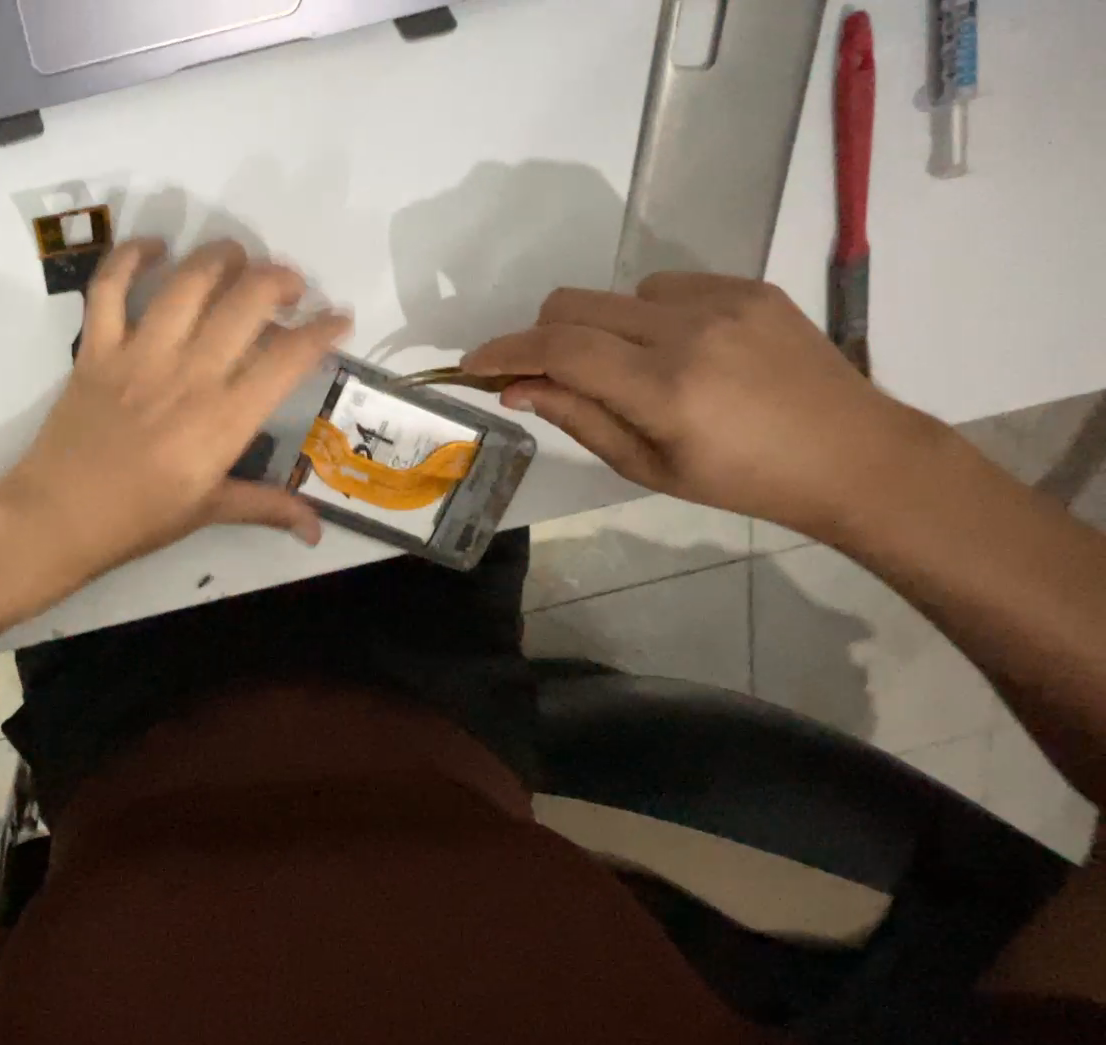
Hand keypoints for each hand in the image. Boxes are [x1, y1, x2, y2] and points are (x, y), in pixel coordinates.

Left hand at [0, 238, 352, 575]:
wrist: (59, 517)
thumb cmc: (138, 520)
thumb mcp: (209, 512)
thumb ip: (266, 506)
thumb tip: (318, 531)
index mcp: (225, 419)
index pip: (289, 358)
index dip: (323, 330)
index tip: (338, 319)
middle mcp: (190, 374)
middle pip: (247, 302)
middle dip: (280, 281)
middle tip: (289, 287)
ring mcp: (140, 355)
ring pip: (189, 282)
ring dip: (221, 257)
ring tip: (237, 258)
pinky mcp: (96, 348)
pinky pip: (111, 287)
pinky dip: (130, 256)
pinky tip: (154, 246)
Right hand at [462, 272, 944, 533]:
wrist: (851, 454)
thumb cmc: (738, 479)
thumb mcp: (645, 465)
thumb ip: (577, 418)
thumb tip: (517, 388)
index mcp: (663, 388)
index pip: (558, 350)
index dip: (504, 352)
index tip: (473, 365)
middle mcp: (688, 332)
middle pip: (573, 305)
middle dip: (540, 336)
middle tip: (541, 374)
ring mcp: (723, 302)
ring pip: (613, 294)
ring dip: (596, 328)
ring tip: (625, 367)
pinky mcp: (749, 288)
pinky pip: (664, 286)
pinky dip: (644, 315)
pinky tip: (674, 349)